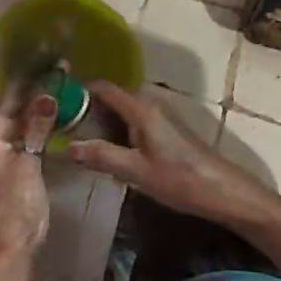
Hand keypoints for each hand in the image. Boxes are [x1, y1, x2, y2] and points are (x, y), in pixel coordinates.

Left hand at [0, 80, 56, 280]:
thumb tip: (47, 92)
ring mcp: (10, 145)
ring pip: (21, 108)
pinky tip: (61, 97)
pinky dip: (44, 110)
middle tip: (41, 45)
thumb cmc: (10, 207)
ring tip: (57, 62)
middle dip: (20, 70)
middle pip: (4, 95)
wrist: (13, 246)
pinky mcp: (25, 156)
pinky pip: (33, 125)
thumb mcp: (23, 165)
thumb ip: (35, 128)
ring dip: (35, 88)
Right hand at [67, 82, 280, 228]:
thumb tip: (66, 147)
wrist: (225, 192)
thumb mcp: (136, 171)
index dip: (78, 91)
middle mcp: (149, 106)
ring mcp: (158, 119)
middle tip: (60, 127)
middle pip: (110, 98)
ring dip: (100, 123)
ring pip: (121, 112)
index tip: (55, 103)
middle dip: (86, 109)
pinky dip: (115, 132)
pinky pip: (131, 123)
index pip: (103, 87)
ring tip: (75, 140)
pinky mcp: (164, 133)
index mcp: (141, 109)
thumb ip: (102, 157)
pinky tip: (105, 152)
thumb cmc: (181, 179)